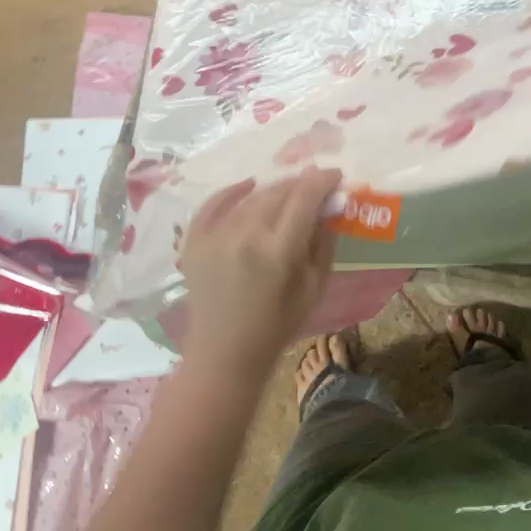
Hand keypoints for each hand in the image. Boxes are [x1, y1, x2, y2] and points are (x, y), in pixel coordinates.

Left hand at [179, 169, 341, 368]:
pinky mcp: (194, 241)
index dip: (323, 181)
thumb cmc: (277, 325)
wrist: (223, 353)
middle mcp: (245, 236)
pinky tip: (249, 185)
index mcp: (279, 251)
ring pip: (252, 196)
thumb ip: (323, 243)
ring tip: (290, 191)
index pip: (305, 198)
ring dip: (275, 189)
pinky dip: (233, 191)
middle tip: (316, 184)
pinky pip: (214, 204)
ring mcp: (216, 236)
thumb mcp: (314, 287)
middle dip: (302, 183)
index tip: (336, 176)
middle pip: (279, 192)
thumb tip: (328, 208)